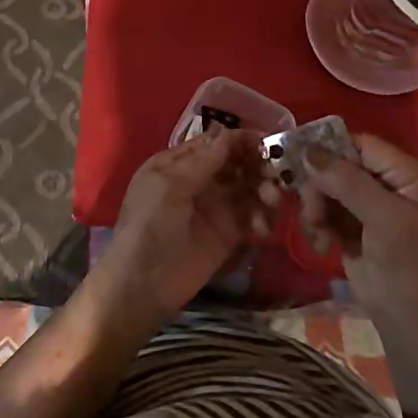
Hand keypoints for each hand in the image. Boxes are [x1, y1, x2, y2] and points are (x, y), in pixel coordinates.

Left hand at [95, 129, 273, 320]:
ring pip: (248, 188)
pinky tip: (260, 229)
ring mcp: (214, 207)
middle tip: (274, 177)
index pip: (213, 144)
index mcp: (176, 164)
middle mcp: (198, 181)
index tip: (268, 142)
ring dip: (264, 191)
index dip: (240, 141)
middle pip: (236, 164)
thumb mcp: (168, 187)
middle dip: (257, 166)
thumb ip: (202, 162)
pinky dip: (262, 218)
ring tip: (269, 202)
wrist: (143, 283)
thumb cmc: (148, 227)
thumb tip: (229, 134)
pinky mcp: (228, 234)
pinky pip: (252, 216)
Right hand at [303, 134, 417, 324]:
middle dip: (320, 189)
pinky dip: (317, 224)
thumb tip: (309, 151)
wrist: (407, 317)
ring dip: (315, 209)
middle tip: (310, 213)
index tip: (298, 164)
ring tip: (316, 233)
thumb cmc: (407, 266)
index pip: (364, 146)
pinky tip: (321, 243)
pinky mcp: (354, 223)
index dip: (331, 152)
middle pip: (339, 166)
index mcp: (412, 175)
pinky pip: (324, 209)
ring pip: (326, 188)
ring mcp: (372, 204)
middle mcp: (393, 184)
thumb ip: (348, 182)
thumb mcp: (384, 219)